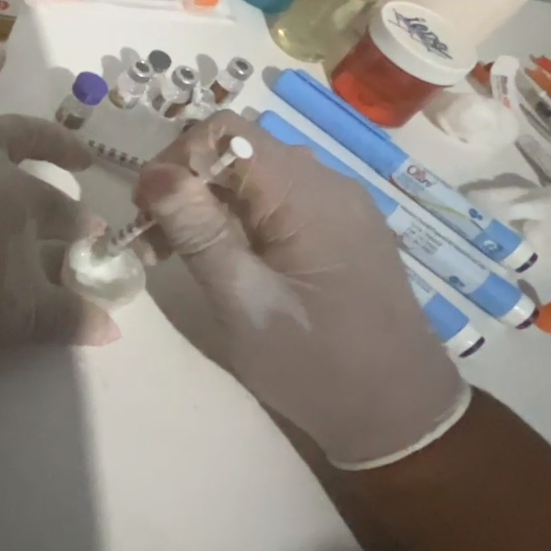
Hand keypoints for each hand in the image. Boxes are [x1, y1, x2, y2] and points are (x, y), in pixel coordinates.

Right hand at [134, 111, 468, 468]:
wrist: (403, 418)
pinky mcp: (340, 227)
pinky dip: (239, 216)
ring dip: (208, 201)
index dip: (176, 157)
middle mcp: (327, 182)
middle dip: (186, 183)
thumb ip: (198, 231)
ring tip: (179, 252)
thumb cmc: (316, 365)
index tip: (147, 207)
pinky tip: (225, 257)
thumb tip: (153, 172)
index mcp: (306, 193)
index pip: (225, 131)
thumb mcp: (243, 301)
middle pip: (238, 150)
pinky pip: (278, 199)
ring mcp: (339, 204)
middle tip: (154, 236)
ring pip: (254, 174)